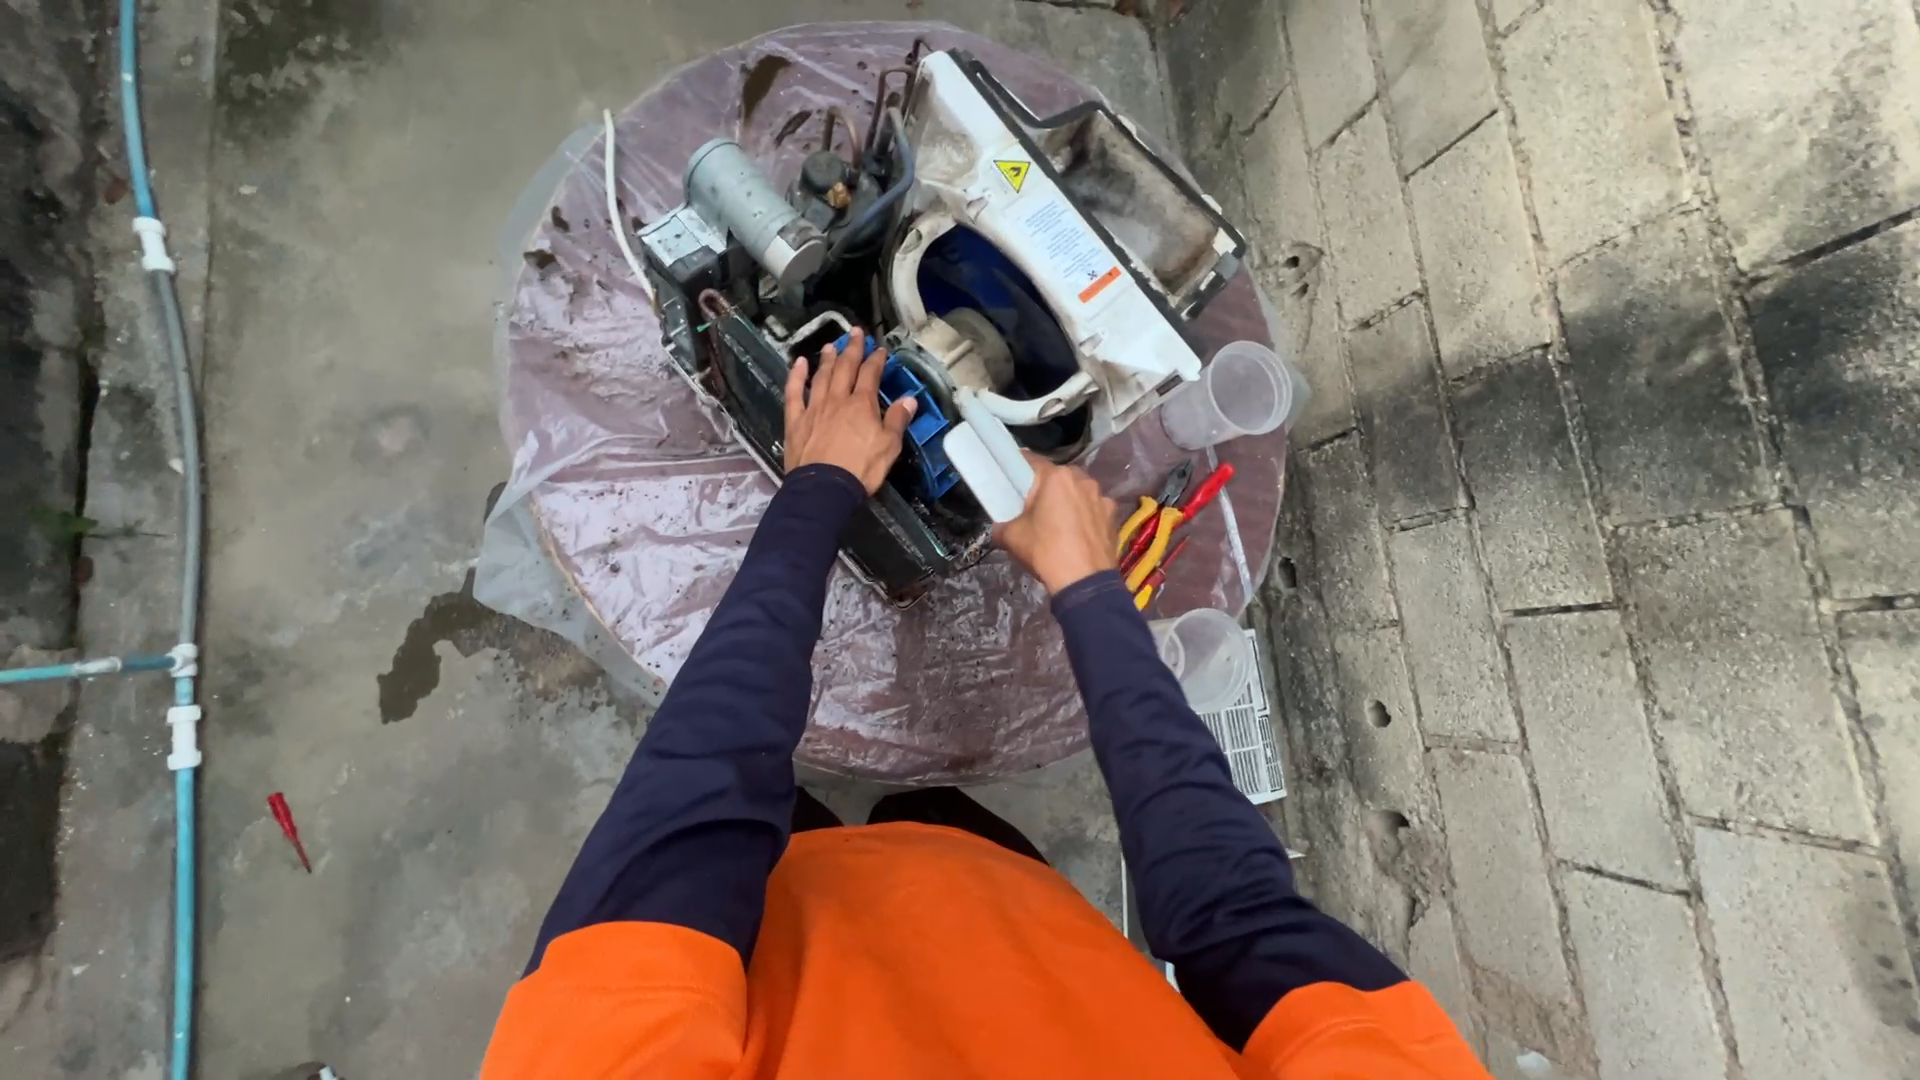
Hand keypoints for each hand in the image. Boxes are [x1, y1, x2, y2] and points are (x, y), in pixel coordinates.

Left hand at [783, 330, 916, 493]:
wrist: (825, 488)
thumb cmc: (861, 469)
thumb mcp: (889, 447)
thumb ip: (898, 420)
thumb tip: (910, 399)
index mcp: (862, 405)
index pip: (870, 375)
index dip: (876, 360)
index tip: (880, 350)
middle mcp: (837, 399)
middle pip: (845, 368)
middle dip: (852, 349)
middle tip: (855, 333)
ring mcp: (814, 408)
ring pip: (821, 376)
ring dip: (827, 359)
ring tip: (831, 346)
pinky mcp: (796, 421)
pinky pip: (794, 393)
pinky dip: (796, 376)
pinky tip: (798, 364)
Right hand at [994, 453, 1119, 593]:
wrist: (1083, 582)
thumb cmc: (1045, 551)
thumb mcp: (1011, 537)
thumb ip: (1002, 525)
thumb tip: (1001, 528)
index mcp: (1056, 477)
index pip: (1031, 461)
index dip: (1018, 469)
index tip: (1011, 479)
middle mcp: (1082, 480)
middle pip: (1058, 478)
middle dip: (1047, 489)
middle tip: (1035, 508)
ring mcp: (1102, 498)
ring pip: (1079, 493)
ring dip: (1069, 502)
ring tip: (1060, 524)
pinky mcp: (1114, 517)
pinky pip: (1094, 510)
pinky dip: (1086, 517)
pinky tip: (1079, 535)